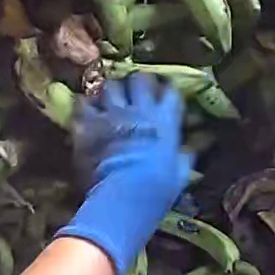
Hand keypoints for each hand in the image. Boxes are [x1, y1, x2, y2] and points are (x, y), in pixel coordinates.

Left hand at [55, 74, 193, 274]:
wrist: (124, 195)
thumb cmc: (157, 189)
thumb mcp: (179, 175)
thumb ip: (184, 158)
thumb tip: (190, 150)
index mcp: (165, 121)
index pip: (171, 93)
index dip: (168, 93)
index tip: (166, 99)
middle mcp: (140, 110)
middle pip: (140, 79)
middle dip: (138, 84)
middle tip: (136, 93)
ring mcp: (112, 114)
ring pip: (111, 86)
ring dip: (112, 92)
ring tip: (110, 100)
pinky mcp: (89, 123)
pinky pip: (84, 103)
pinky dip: (86, 106)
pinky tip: (87, 112)